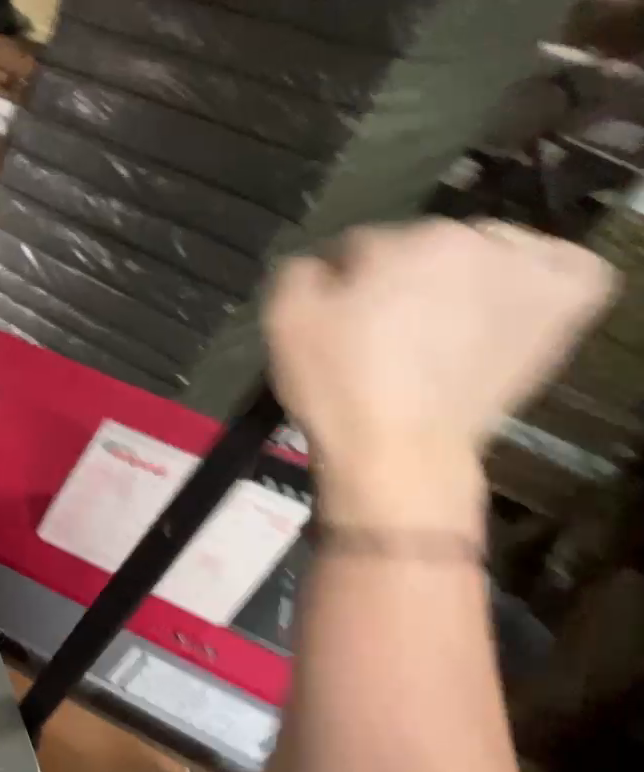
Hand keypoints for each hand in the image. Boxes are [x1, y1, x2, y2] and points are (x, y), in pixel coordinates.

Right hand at [264, 219, 616, 528]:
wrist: (399, 449)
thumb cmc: (336, 385)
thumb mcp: (284, 321)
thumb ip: (301, 270)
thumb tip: (325, 263)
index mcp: (408, 239)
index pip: (359, 245)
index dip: (338, 283)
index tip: (332, 317)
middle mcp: (481, 239)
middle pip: (422, 246)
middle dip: (400, 277)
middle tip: (381, 328)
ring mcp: (535, 268)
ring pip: (484, 254)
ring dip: (461, 278)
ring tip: (438, 327)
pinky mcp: (571, 299)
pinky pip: (557, 266)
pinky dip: (532, 279)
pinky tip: (504, 307)